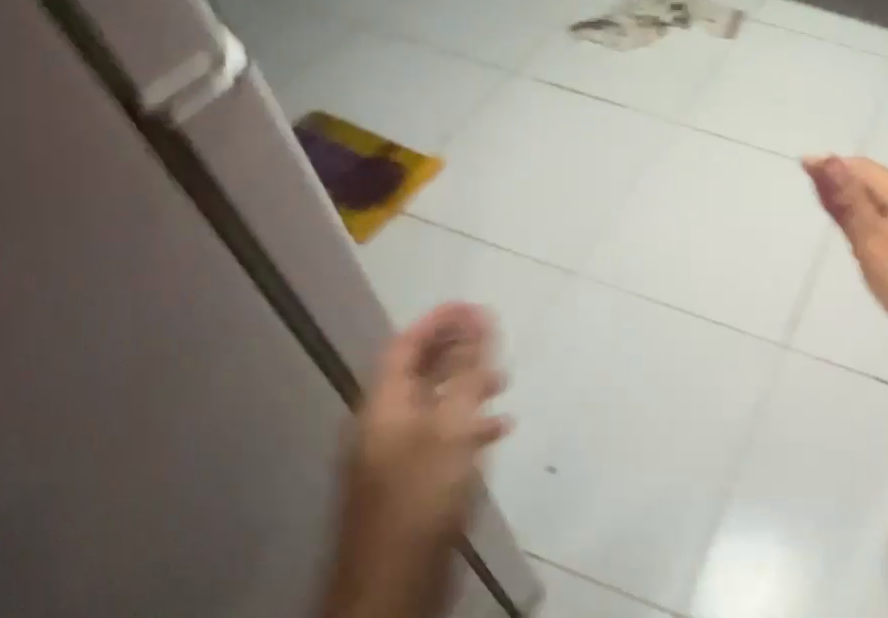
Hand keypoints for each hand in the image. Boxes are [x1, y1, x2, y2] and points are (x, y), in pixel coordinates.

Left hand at [324, 304, 510, 617]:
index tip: (475, 305)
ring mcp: (394, 456)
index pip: (405, 347)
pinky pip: (440, 434)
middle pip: (417, 372)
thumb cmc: (422, 496)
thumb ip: (467, 373)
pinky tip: (496, 430)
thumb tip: (478, 321)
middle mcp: (384, 425)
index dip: (439, 321)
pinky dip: (468, 422)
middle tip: (494, 336)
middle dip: (456, 349)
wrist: (392, 583)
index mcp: (384, 407)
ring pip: (432, 403)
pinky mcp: (410, 482)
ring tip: (503, 381)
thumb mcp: (451, 427)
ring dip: (466, 385)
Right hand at [802, 155, 887, 370]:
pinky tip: (874, 250)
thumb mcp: (877, 246)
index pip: (862, 168)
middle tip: (815, 196)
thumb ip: (850, 204)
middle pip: (878, 185)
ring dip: (863, 207)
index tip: (801, 170)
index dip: (831, 167)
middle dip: (846, 185)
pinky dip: (880, 229)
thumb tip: (825, 159)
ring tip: (837, 220)